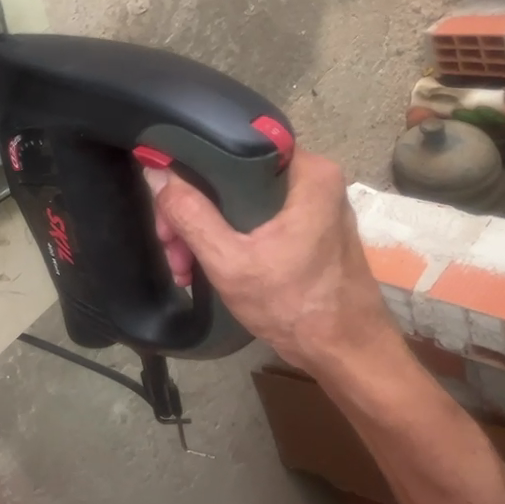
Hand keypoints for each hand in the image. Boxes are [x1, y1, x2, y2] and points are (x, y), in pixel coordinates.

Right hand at [143, 151, 396, 374]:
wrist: (349, 357)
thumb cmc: (297, 307)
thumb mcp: (229, 261)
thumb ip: (189, 214)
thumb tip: (155, 171)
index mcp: (306, 172)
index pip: (229, 146)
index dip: (187, 170)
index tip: (164, 201)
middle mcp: (311, 178)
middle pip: (227, 177)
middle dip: (190, 212)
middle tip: (169, 244)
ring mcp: (310, 203)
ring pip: (236, 200)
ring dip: (202, 230)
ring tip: (182, 265)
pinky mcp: (306, 226)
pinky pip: (252, 217)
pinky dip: (226, 238)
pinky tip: (202, 265)